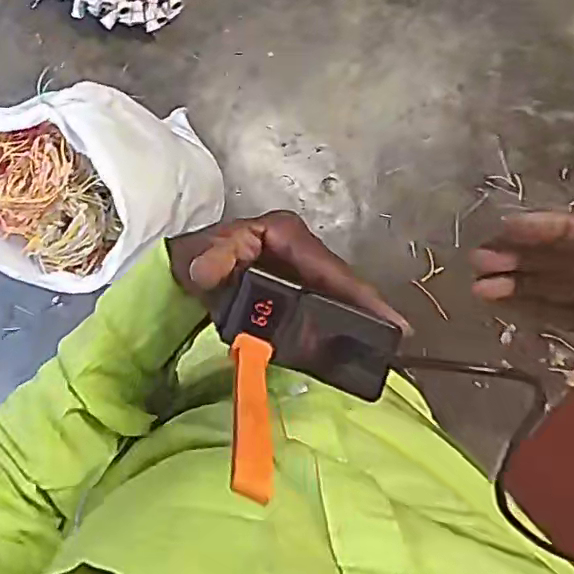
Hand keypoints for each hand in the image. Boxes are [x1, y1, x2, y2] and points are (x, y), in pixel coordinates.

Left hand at [169, 211, 412, 336]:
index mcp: (283, 233)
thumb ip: (210, 260)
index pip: (329, 266)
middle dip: (365, 305)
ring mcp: (294, 258)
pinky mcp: (289, 275)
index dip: (360, 293)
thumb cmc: (193, 257)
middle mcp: (295, 242)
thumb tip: (208, 270)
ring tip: (381, 340)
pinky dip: (333, 313)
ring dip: (353, 311)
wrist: (179, 264)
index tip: (389, 319)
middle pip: (337, 277)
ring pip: (331, 287)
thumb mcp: (202, 256)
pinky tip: (346, 335)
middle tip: (394, 337)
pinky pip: (318, 295)